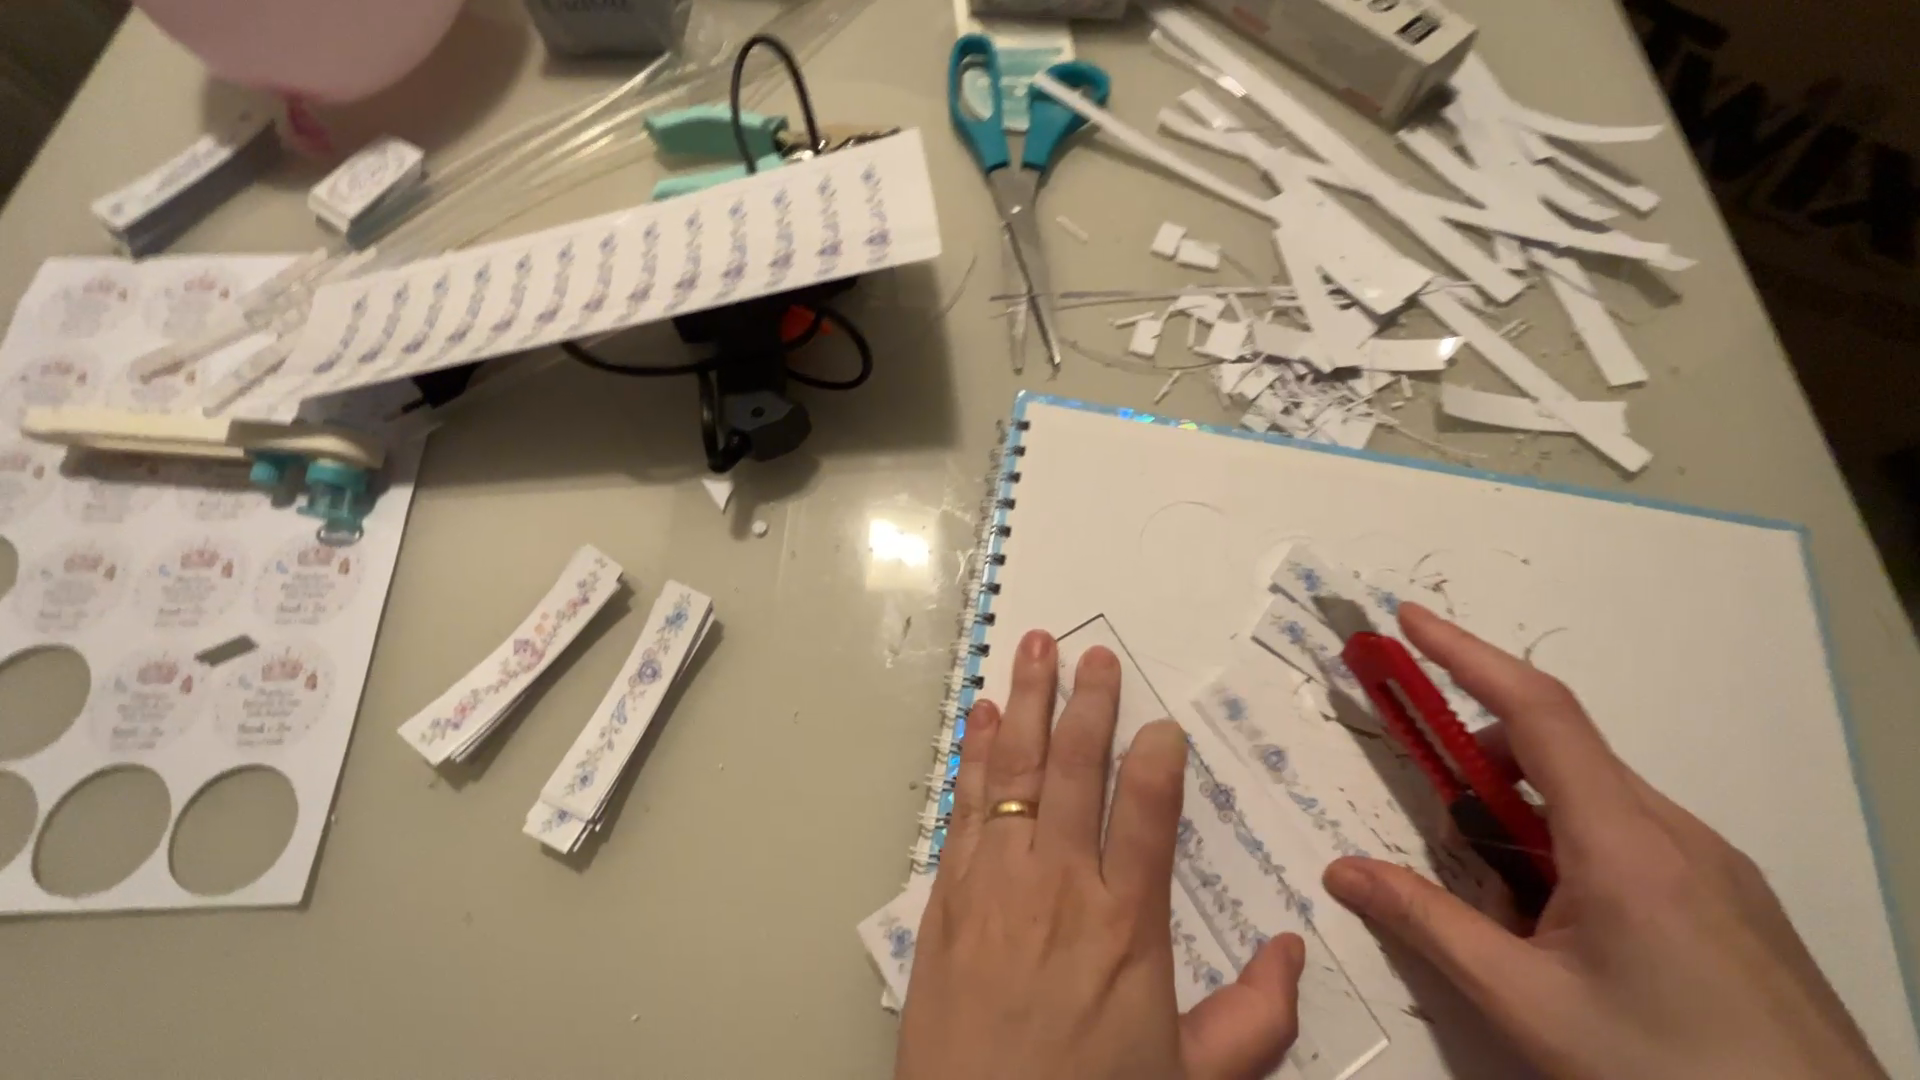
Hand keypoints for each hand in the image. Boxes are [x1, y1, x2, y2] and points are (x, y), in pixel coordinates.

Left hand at [896, 631, 1304, 1079]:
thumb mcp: (1189, 1079)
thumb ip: (1252, 1020)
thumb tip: (1292, 950)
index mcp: (1125, 923)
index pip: (1146, 812)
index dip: (1154, 757)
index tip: (1160, 722)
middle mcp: (1059, 884)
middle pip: (1075, 771)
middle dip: (1087, 704)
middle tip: (1093, 654)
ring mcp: (996, 881)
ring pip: (1015, 771)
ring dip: (1026, 703)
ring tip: (1032, 649)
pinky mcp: (949, 893)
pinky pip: (966, 805)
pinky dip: (974, 753)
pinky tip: (982, 715)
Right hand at [1323, 603, 1888, 1079]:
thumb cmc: (1667, 1074)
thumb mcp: (1526, 1004)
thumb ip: (1427, 924)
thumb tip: (1340, 870)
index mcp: (1625, 842)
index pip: (1537, 711)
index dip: (1466, 654)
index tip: (1409, 619)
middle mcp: (1674, 832)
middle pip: (1555, 757)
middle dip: (1482, 774)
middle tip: (1451, 841)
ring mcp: (1713, 866)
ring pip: (1589, 803)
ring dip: (1525, 828)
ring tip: (1515, 919)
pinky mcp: (1732, 900)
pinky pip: (1629, 840)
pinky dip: (1569, 854)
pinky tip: (1571, 937)